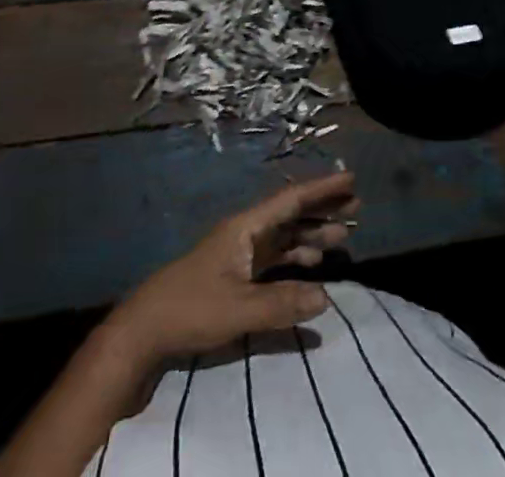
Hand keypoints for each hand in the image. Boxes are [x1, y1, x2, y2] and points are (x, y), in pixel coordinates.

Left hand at [105, 172, 358, 361]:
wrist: (147, 327)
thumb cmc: (191, 308)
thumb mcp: (238, 309)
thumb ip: (282, 304)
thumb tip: (326, 298)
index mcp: (244, 229)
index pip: (289, 202)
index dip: (321, 190)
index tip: (350, 178)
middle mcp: (244, 234)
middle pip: (289, 215)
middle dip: (322, 208)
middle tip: (357, 205)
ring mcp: (240, 254)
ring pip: (284, 236)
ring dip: (312, 234)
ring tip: (344, 234)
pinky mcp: (236, 274)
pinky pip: (276, 258)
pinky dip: (297, 257)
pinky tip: (313, 264)